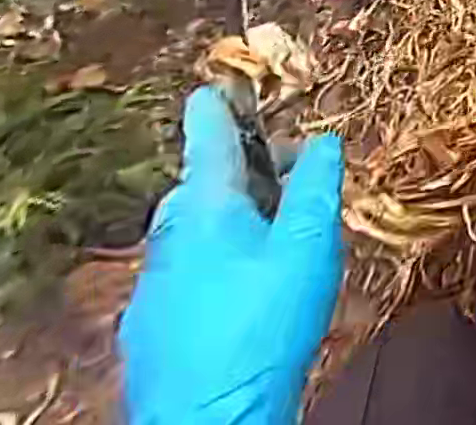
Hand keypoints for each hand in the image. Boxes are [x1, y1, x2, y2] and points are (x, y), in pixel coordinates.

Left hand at [119, 86, 344, 424]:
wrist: (212, 424)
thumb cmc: (266, 319)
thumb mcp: (309, 241)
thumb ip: (316, 183)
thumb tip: (323, 139)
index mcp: (206, 209)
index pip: (206, 140)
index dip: (214, 108)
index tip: (212, 84)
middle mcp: (170, 238)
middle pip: (203, 184)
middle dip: (243, 167)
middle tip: (289, 168)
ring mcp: (155, 285)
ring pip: (197, 228)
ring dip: (235, 211)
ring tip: (280, 224)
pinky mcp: (153, 326)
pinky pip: (190, 266)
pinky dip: (220, 252)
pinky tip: (250, 280)